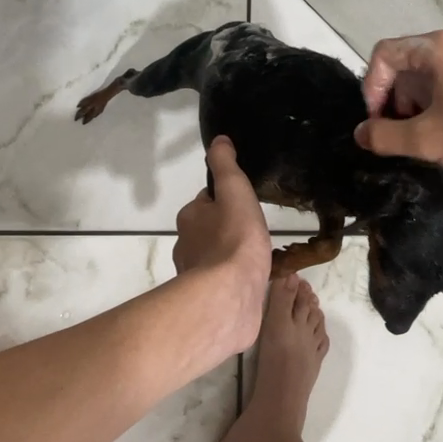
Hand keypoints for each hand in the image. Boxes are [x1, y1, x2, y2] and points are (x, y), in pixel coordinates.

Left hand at [172, 137, 271, 354]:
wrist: (230, 296)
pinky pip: (222, 283)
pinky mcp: (207, 300)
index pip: (206, 201)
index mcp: (189, 216)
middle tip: (253, 231)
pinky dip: (234, 280)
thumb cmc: (234, 239)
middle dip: (228, 229)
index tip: (244, 204)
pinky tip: (253, 281)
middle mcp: (185, 244)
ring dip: (231, 256)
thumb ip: (225, 165)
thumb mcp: (234, 190)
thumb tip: (219, 140)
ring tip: (257, 257)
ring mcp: (194, 275)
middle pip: (209, 229)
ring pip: (215, 257)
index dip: (225, 200)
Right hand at [356, 30, 442, 192]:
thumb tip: (361, 134)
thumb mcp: (427, 140)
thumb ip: (385, 137)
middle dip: (396, 97)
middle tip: (402, 132)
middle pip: (408, 61)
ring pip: (433, 71)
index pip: (384, 53)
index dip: (372, 87)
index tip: (378, 122)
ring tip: (428, 135)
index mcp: (439, 47)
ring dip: (419, 101)